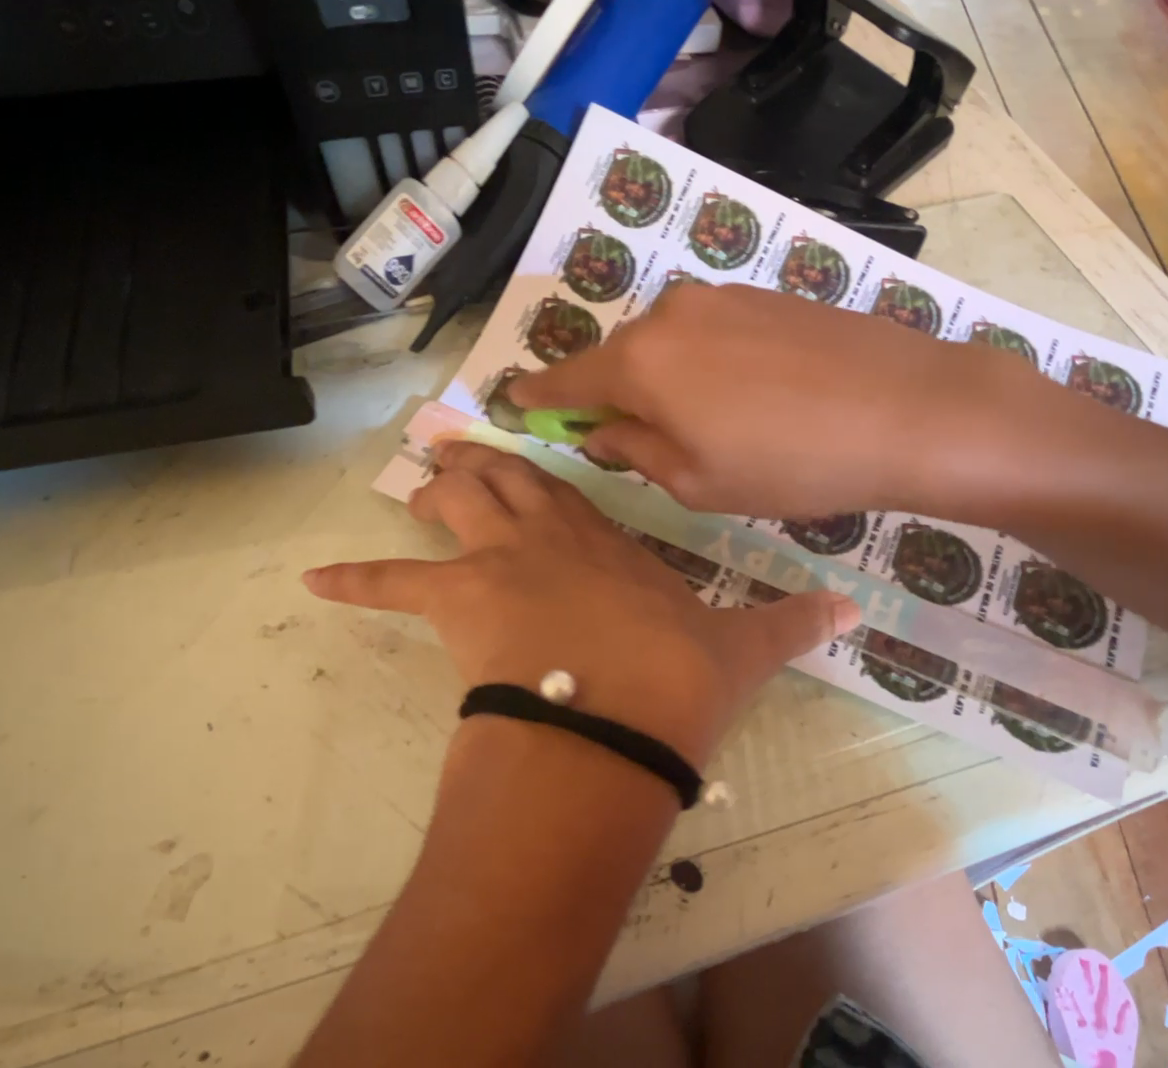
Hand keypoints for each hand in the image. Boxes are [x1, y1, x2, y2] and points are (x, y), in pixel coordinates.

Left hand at [303, 442, 860, 765]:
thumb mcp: (743, 649)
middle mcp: (553, 538)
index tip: (535, 462)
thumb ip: (793, 623)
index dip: (553, 479)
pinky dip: (355, 584)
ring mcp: (500, 561)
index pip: (575, 498)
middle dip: (489, 468)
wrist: (621, 714)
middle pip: (512, 487)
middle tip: (465, 452)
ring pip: (458, 509)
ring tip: (422, 482)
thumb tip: (855, 608)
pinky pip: (394, 589)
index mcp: (611, 545)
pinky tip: (313, 582)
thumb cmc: (675, 677)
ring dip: (439, 494)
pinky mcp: (457, 601)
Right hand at [510, 283, 1090, 523]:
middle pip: (619, 360)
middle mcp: (670, 312)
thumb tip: (605, 430)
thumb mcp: (698, 482)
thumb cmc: (792, 464)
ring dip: (669, 383)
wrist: (910, 410)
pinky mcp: (767, 293)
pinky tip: (751, 400)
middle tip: (639, 446)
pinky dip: (709, 365)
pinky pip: (712, 333)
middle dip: (616, 398)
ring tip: (714, 431)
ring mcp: (722, 294)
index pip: (564, 379)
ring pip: (668, 345)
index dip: (537, 397)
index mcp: (640, 362)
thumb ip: (635, 450)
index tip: (515, 404)